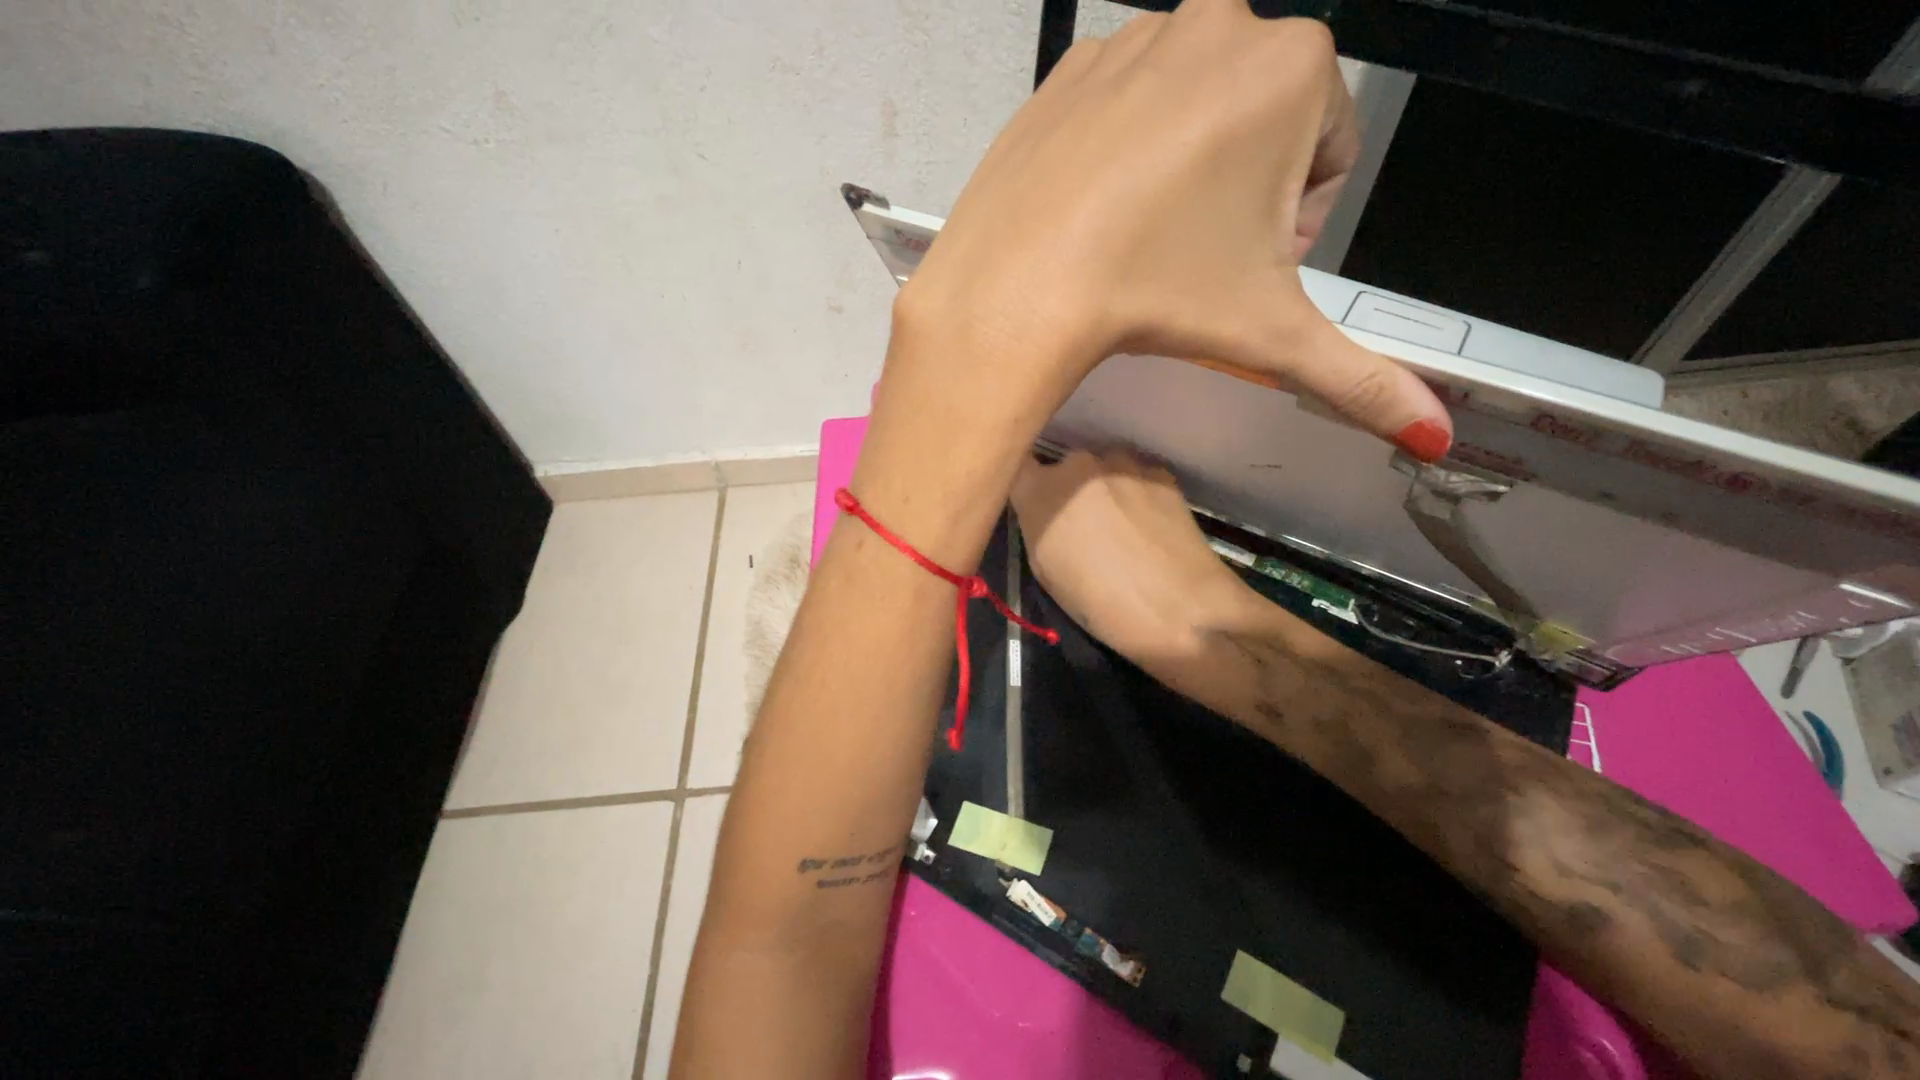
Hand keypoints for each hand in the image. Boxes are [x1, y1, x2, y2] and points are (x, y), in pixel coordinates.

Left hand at [886, 0, 1452, 458]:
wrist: (1017, 284)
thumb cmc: (1151, 291)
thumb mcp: (1273, 331)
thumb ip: (1362, 377)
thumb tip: (1434, 434)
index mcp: (1295, 66)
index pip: (1331, 150)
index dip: (1295, 220)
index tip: (1246, 262)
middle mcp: (1219, 23)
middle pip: (1265, 124)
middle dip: (1245, 192)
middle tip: (1194, 254)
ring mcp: (1137, 37)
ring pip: (1194, 111)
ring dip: (1186, 170)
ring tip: (1146, 235)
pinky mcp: (1074, 65)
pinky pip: (1125, 107)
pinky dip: (1125, 153)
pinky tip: (1103, 209)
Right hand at [1011, 449, 1261, 665]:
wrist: (1177, 606)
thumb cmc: (1098, 601)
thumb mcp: (1045, 570)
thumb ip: (1037, 525)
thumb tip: (1044, 510)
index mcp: (1039, 490)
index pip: (1018, 463)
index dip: (1026, 479)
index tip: (1033, 499)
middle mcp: (1078, 464)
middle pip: (1066, 467)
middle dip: (1070, 489)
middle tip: (1083, 525)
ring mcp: (1123, 463)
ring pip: (1105, 468)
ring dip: (1107, 488)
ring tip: (1123, 527)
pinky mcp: (1161, 472)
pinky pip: (1139, 476)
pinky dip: (1139, 494)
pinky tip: (1151, 527)